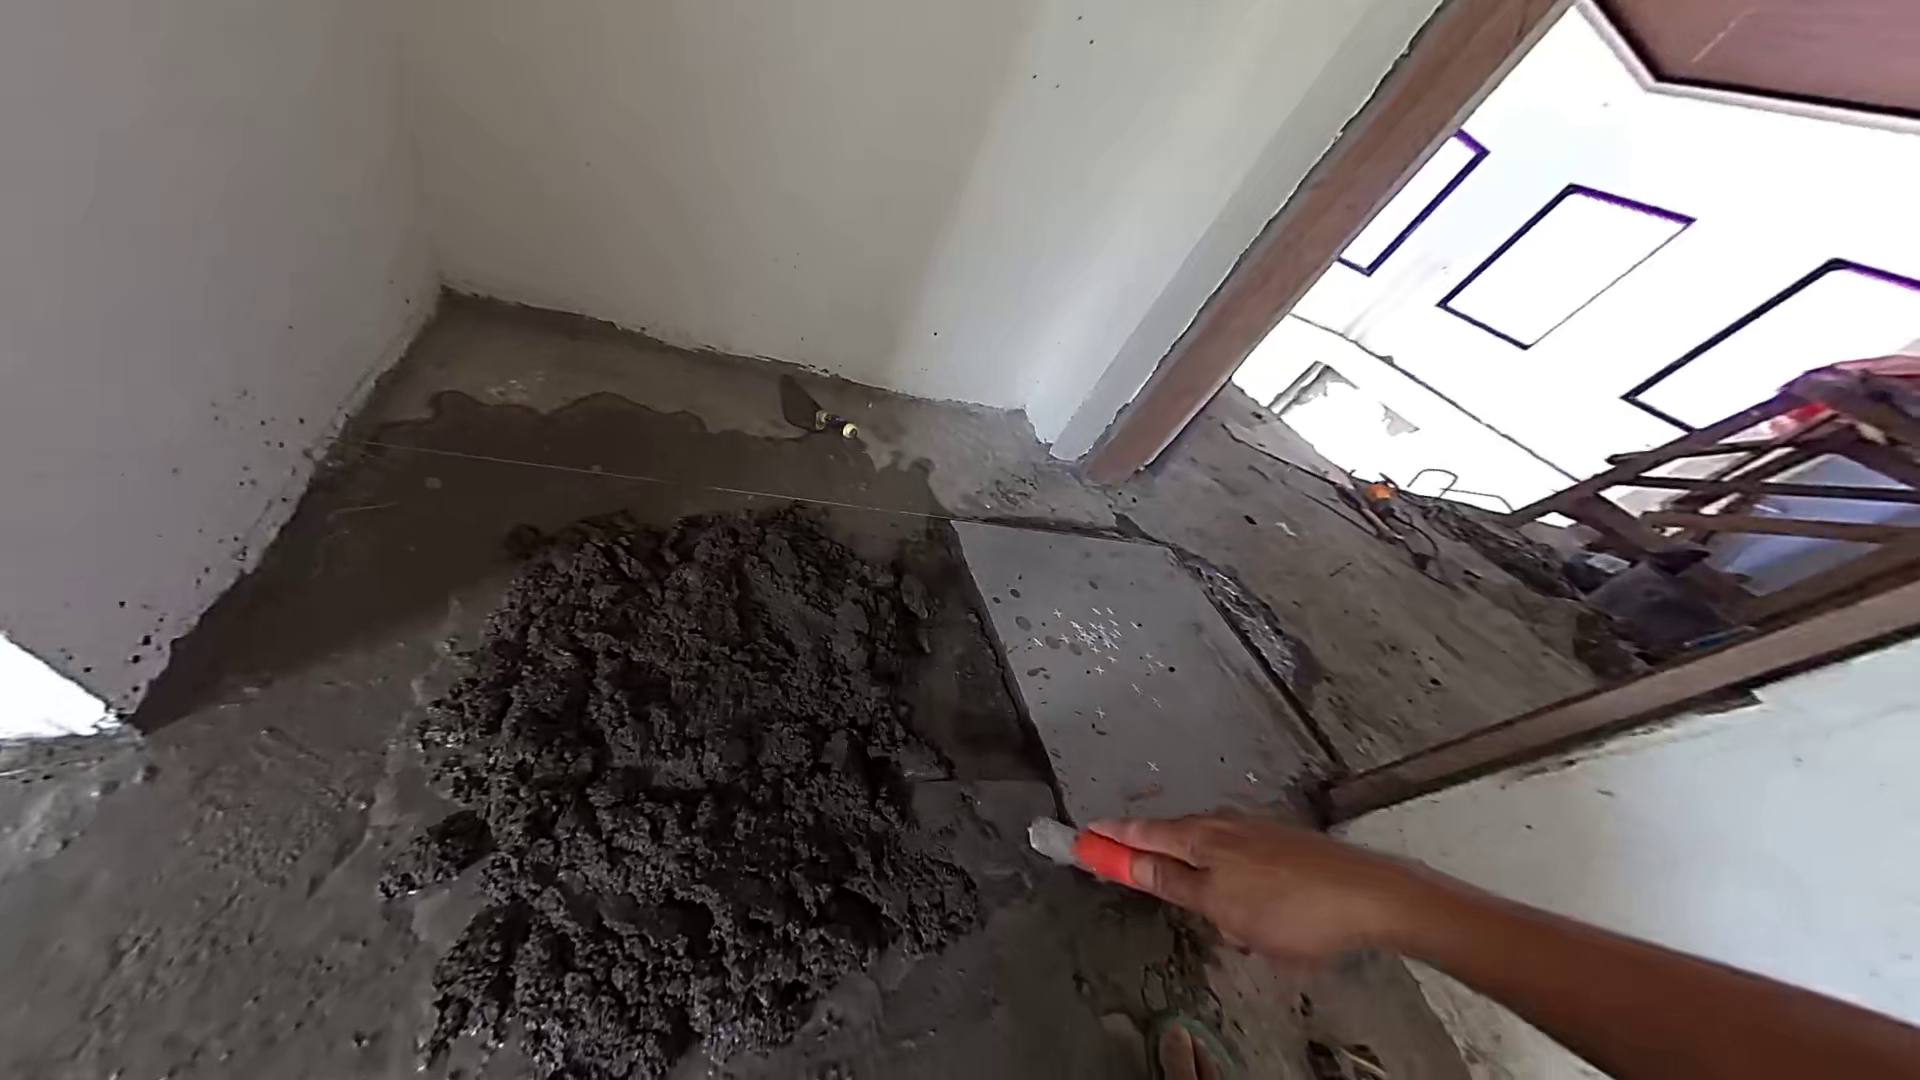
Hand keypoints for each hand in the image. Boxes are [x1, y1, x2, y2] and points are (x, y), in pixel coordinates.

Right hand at [1089, 814, 1437, 962]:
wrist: (1368, 894)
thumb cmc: (1288, 907)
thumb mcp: (1220, 906)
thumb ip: (1172, 882)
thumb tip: (1130, 863)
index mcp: (1199, 837)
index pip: (1140, 834)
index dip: (1109, 838)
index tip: (1081, 836)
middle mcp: (1219, 824)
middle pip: (1169, 836)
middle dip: (1147, 851)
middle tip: (1126, 867)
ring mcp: (1251, 831)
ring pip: (1206, 849)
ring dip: (1191, 869)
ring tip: (1202, 906)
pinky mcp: (1278, 844)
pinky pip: (1235, 857)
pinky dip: (1224, 874)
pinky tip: (1247, 905)